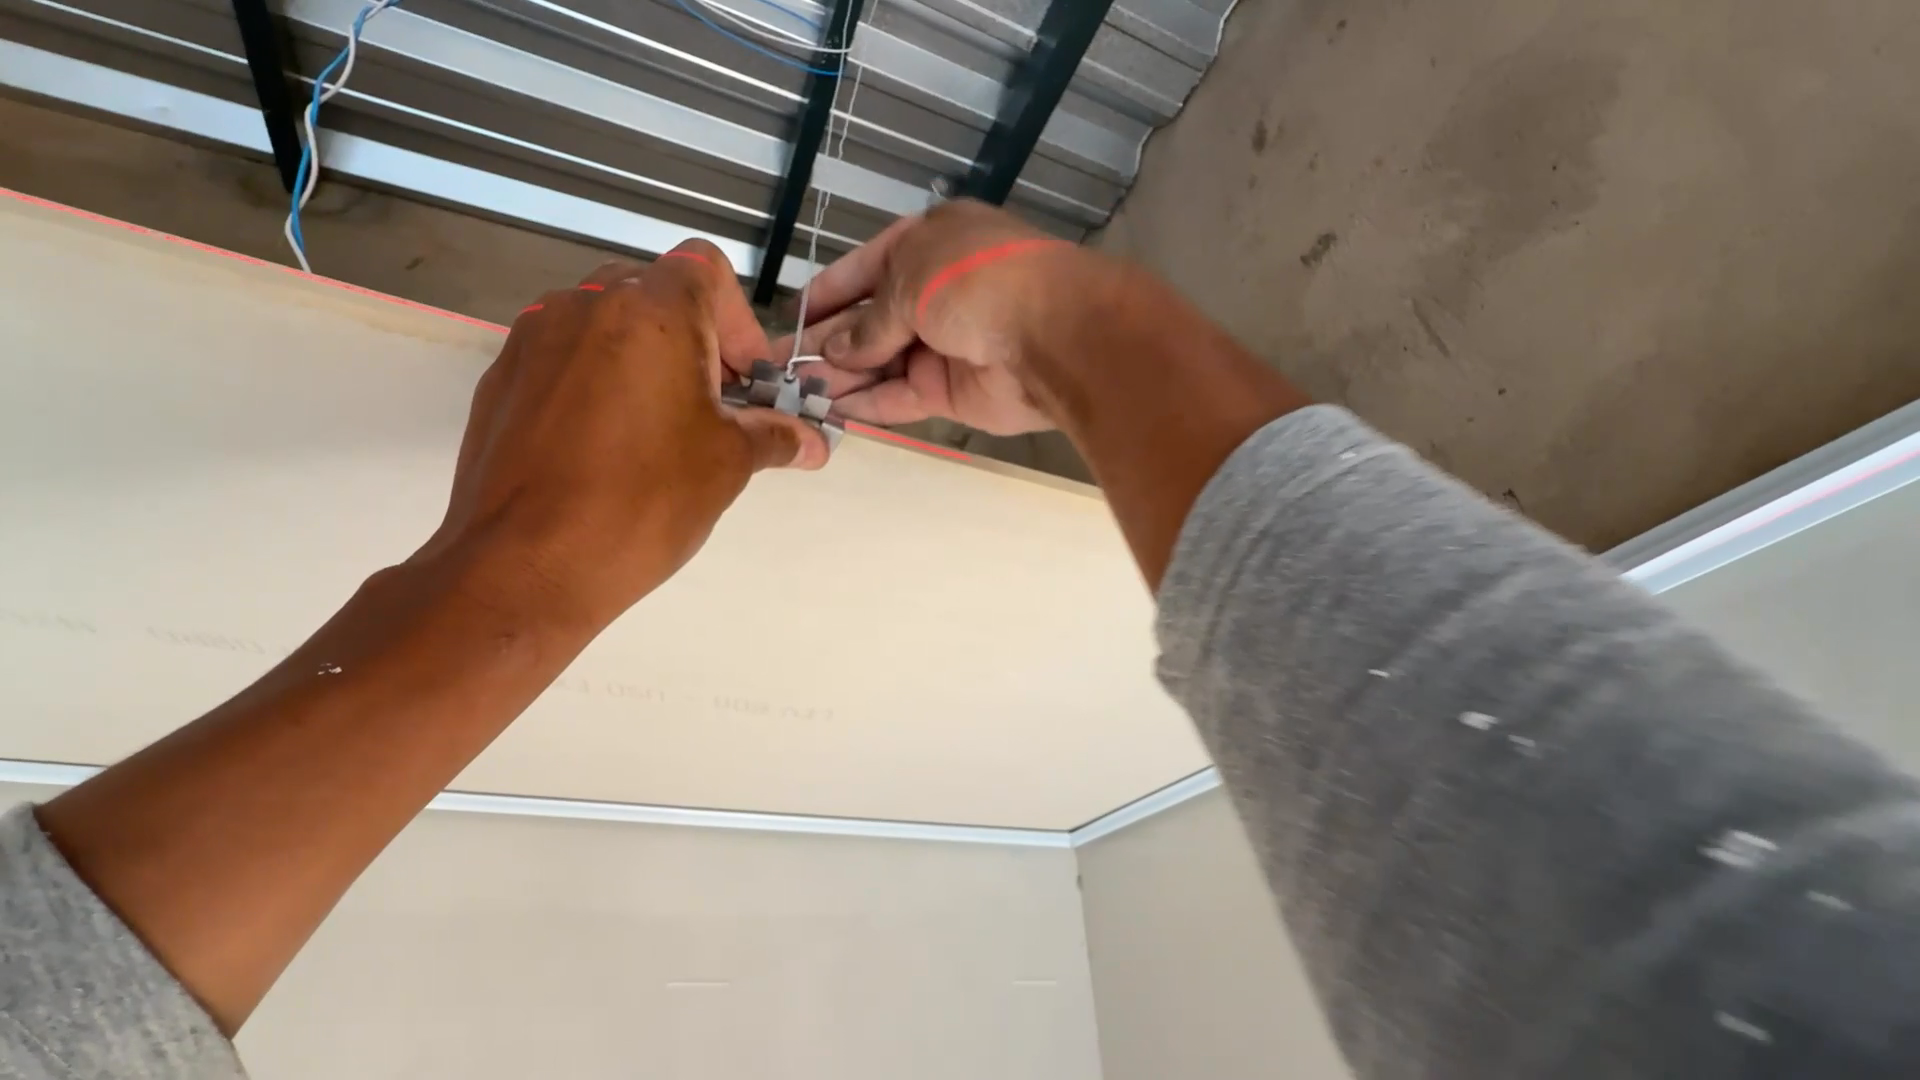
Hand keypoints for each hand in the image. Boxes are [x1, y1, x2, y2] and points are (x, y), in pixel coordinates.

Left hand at [420, 240, 829, 630]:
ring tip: (657, 429)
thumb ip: (774, 436)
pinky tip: (605, 448)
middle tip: (712, 406)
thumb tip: (814, 442)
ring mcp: (534, 339)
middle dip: (696, 341)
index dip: (739, 320)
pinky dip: (598, 383)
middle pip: (657, 293)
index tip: (745, 382)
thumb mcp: (728, 465)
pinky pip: (565, 358)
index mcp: (652, 311)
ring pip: (607, 325)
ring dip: (645, 360)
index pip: (707, 268)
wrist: (525, 566)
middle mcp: (586, 304)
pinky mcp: (502, 378)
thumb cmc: (645, 500)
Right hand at [775, 199, 1103, 434]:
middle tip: (779, 367)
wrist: (1050, 336)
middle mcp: (935, 293)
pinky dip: (867, 405)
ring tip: (793, 394)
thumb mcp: (909, 281)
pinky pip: (899, 398)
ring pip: (880, 363)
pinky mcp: (950, 392)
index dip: (828, 292)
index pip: (865, 267)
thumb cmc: (974, 282)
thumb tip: (834, 351)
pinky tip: (830, 413)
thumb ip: (868, 321)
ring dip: (840, 377)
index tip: (792, 316)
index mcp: (928, 246)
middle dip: (826, 342)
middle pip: (869, 320)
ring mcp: (943, 345)